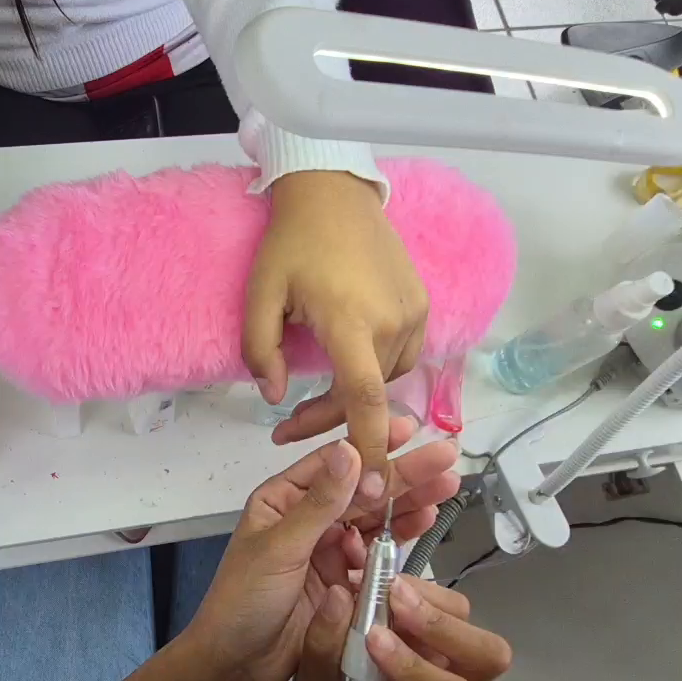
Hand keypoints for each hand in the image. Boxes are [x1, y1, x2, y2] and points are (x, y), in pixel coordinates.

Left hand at [180, 418, 458, 680]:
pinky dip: (400, 539)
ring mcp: (326, 548)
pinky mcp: (342, 579)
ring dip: (408, 503)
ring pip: (373, 519)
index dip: (370, 447)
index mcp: (282, 499)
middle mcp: (306, 517)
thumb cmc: (245, 598)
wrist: (237, 663)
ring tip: (448, 487)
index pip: (332, 464)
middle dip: (402, 475)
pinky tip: (426, 521)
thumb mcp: (280, 548)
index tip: (409, 431)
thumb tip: (349, 449)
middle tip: (447, 458)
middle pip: (360, 490)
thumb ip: (319, 503)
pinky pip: (376, 553)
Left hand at [245, 170, 429, 485]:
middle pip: (370, 395)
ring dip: (352, 396)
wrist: (334, 194)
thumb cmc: (290, 243)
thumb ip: (260, 352)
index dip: (367, 445)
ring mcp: (415, 312)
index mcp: (352, 321)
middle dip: (332, 420)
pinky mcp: (422, 305)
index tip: (370, 486)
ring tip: (309, 395)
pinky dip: (372, 372)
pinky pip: (401, 357)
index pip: (366, 397)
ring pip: (387, 379)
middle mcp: (394, 322)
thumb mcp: (259, 295)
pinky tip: (344, 365)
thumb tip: (274, 399)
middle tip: (286, 425)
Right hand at [294, 574, 511, 680]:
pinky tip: (384, 584)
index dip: (416, 666)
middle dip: (439, 624)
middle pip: (487, 655)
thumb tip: (338, 595)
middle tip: (393, 595)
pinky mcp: (438, 626)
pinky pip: (446, 600)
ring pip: (467, 619)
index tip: (372, 638)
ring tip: (384, 585)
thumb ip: (324, 648)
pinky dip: (418, 586)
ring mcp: (450, 654)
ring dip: (427, 598)